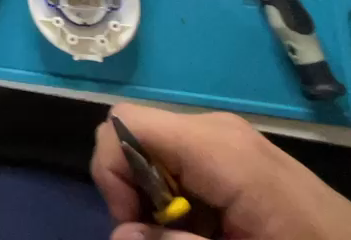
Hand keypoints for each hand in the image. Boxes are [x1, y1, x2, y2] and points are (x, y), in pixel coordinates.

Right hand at [90, 103, 350, 239]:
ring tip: (196, 238)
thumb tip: (121, 236)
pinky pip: (182, 161)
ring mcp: (229, 140)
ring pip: (154, 151)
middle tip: (166, 239)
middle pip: (134, 136)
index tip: (138, 229)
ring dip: (156, 199)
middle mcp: (217, 130)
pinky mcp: (238, 155)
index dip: (112, 172)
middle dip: (133, 191)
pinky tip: (213, 230)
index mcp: (218, 148)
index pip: (124, 122)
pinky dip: (180, 197)